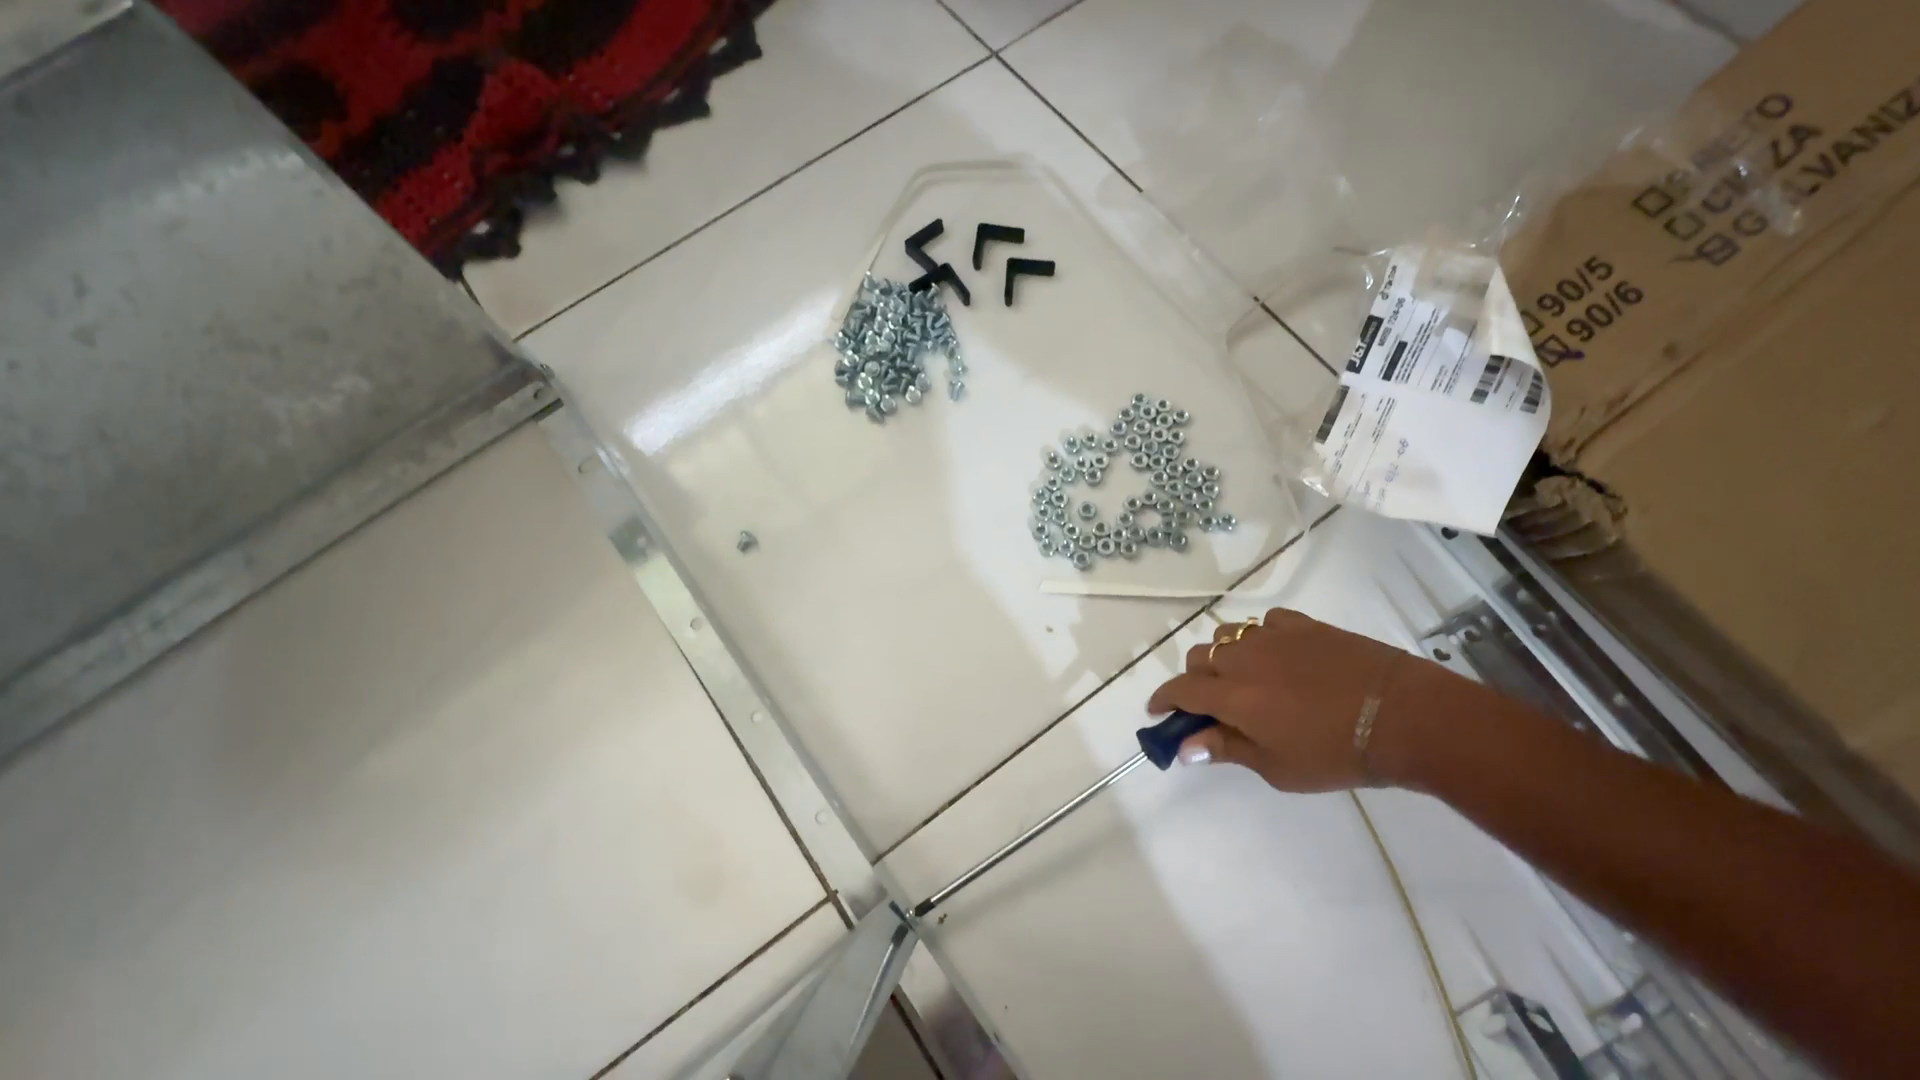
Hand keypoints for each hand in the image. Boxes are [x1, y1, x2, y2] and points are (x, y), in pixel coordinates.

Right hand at [1145, 608, 1473, 792]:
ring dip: (1224, 655)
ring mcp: (1274, 636)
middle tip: (1209, 705)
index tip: (1158, 713)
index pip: (1181, 691)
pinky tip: (1277, 655)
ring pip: (1228, 634)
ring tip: (1242, 677)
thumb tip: (1186, 747)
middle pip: (1199, 657)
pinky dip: (1260, 637)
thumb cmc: (1335, 753)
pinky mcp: (1305, 625)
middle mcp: (1244, 659)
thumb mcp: (1277, 767)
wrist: (1400, 715)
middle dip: (1194, 680)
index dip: (1163, 700)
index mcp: (1232, 696)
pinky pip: (1266, 622)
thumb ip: (1228, 749)